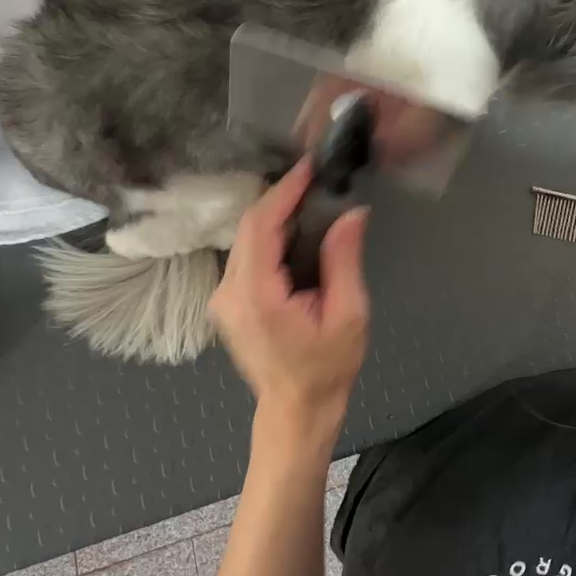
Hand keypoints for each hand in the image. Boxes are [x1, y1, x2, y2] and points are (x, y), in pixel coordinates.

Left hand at [207, 159, 370, 420]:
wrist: (297, 408)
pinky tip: (299, 230)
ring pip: (246, 240)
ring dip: (278, 216)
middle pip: (249, 229)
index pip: (260, 227)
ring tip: (314, 198)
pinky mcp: (229, 301)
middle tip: (319, 178)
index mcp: (256, 296)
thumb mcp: (348, 313)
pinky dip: (272, 235)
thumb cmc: (327, 367)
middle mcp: (228, 292)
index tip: (309, 166)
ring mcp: (223, 298)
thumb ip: (344, 260)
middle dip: (282, 199)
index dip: (283, 192)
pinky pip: (248, 256)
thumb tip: (352, 213)